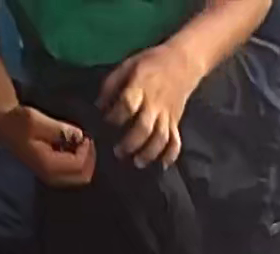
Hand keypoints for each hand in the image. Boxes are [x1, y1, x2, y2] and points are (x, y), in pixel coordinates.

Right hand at [0, 105, 95, 186]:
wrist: (4, 127)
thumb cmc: (18, 121)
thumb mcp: (37, 120)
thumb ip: (60, 129)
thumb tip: (79, 135)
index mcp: (49, 166)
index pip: (78, 166)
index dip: (87, 151)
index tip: (86, 135)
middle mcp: (52, 177)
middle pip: (83, 177)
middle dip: (89, 159)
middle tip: (87, 141)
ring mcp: (52, 179)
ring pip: (80, 178)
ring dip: (84, 162)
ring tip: (81, 144)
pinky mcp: (52, 176)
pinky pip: (73, 175)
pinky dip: (78, 164)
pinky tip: (74, 149)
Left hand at [97, 43, 202, 167]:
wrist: (181, 62)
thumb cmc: (150, 64)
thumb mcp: (128, 65)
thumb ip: (112, 85)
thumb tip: (98, 108)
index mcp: (141, 85)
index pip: (128, 104)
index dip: (115, 116)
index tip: (106, 123)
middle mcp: (155, 103)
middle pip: (144, 127)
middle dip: (130, 143)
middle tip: (118, 153)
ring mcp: (167, 115)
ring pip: (160, 138)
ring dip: (149, 153)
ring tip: (137, 163)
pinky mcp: (176, 123)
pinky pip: (176, 142)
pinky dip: (171, 155)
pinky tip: (162, 165)